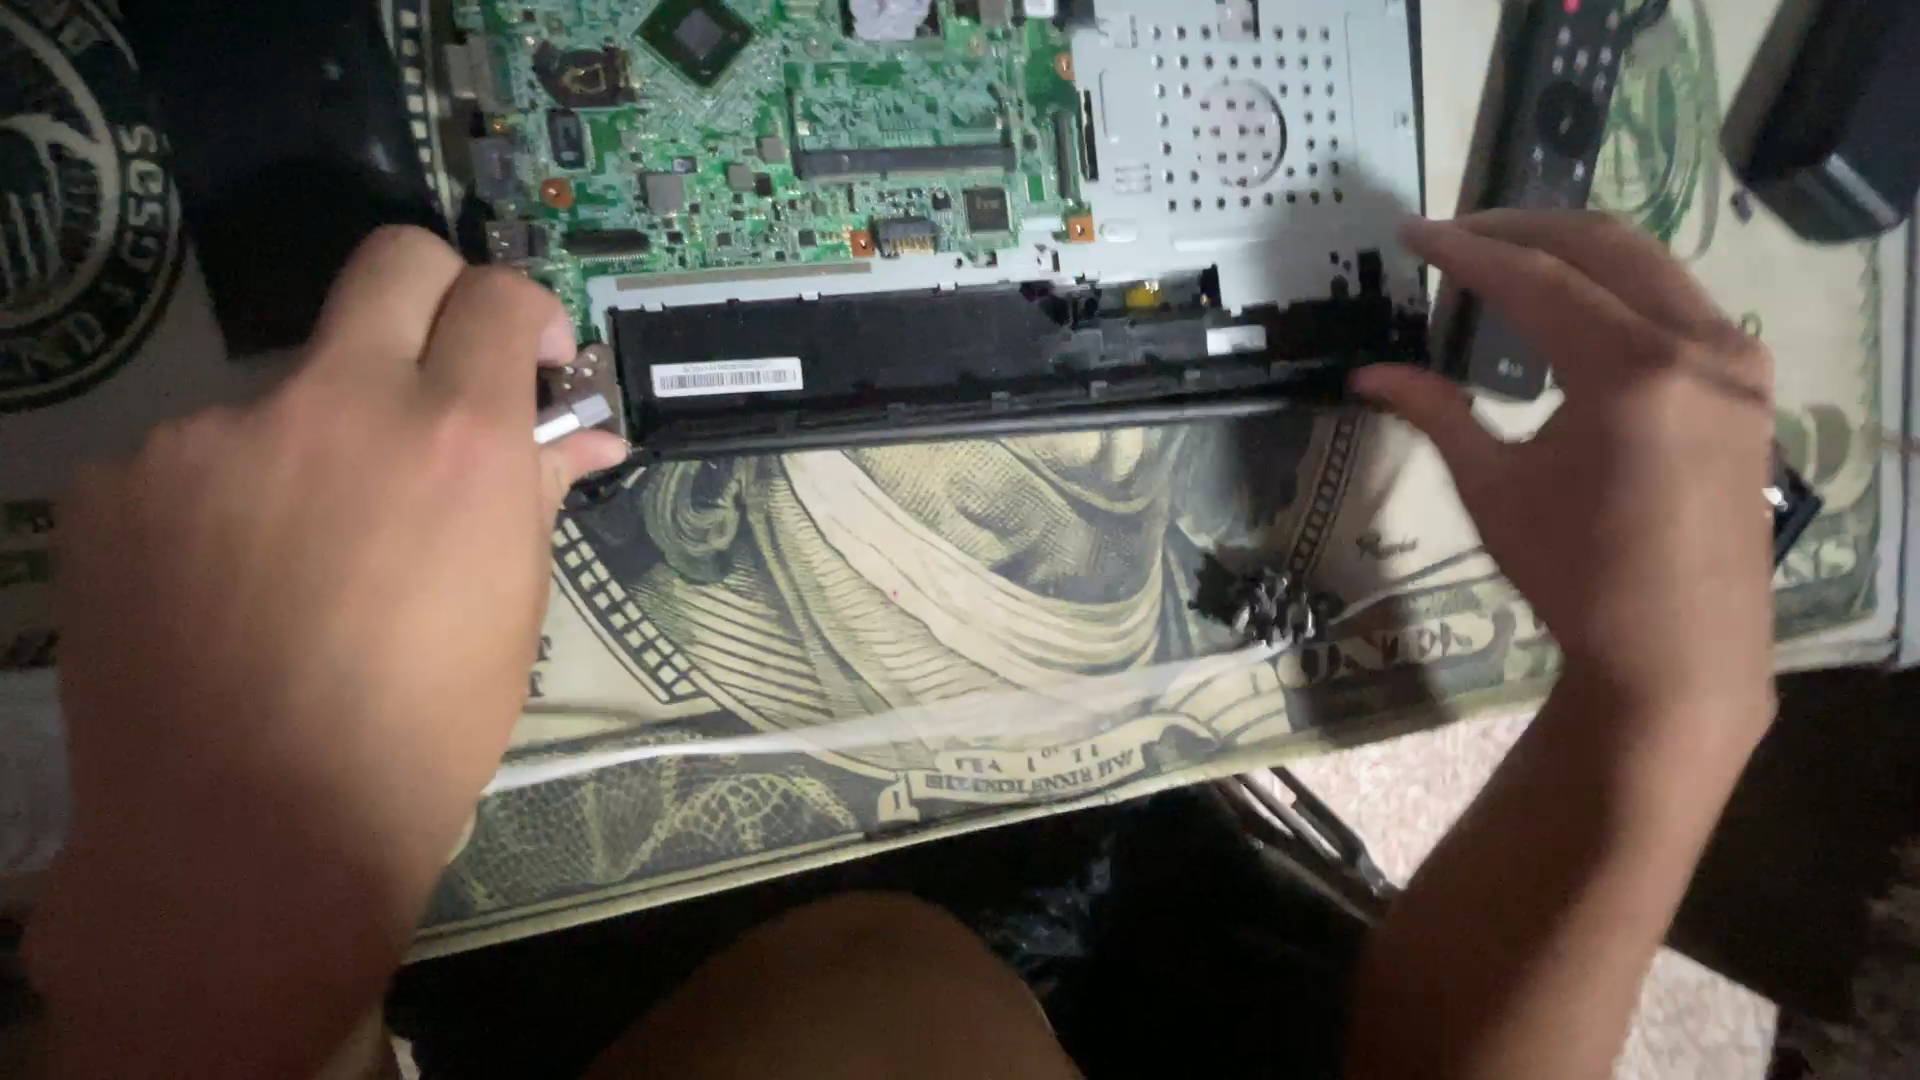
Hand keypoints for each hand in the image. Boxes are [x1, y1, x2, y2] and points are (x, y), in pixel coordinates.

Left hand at [26, 227, 625, 1075]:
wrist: (263, 820)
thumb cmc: (438, 709)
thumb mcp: (519, 592)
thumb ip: (543, 486)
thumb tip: (589, 434)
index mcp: (459, 436)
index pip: (499, 298)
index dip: (529, 312)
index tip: (537, 358)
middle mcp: (339, 402)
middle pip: (394, 262)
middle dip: (444, 290)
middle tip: (458, 364)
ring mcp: (215, 432)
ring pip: (301, 374)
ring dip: (341, 420)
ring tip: (342, 529)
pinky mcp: (125, 479)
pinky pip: (215, 445)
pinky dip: (257, 481)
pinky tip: (259, 569)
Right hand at [1353, 211, 1776, 725]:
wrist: (1676, 645)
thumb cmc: (1570, 570)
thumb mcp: (1490, 485)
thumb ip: (1433, 411)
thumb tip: (1364, 373)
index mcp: (1630, 374)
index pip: (1538, 282)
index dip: (1467, 252)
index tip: (1414, 233)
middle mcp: (1699, 347)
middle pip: (1607, 247)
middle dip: (1524, 228)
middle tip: (1455, 231)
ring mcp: (1737, 361)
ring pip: (1652, 266)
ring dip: (1574, 250)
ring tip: (1504, 257)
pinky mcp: (1748, 383)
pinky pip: (1677, 303)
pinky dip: (1616, 286)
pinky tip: (1572, 306)